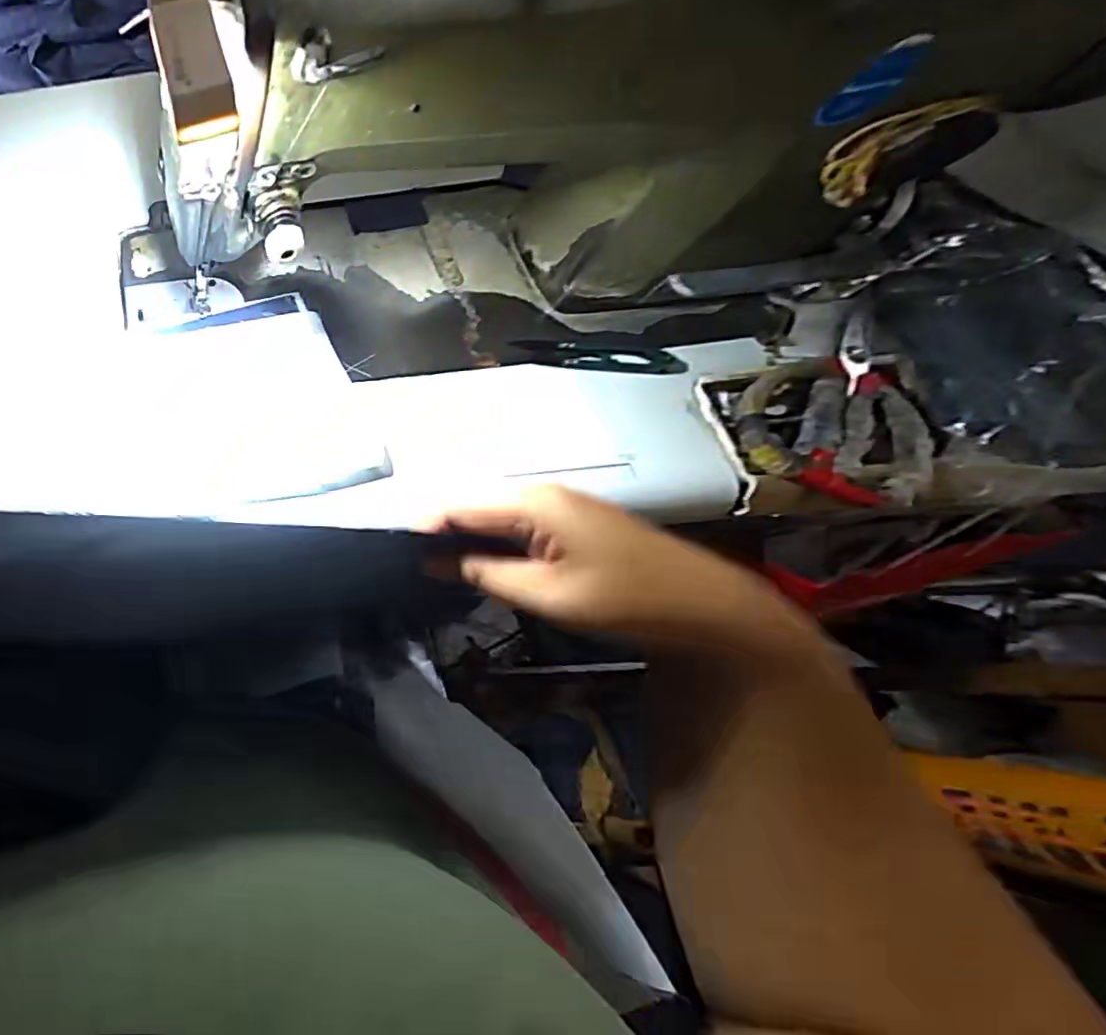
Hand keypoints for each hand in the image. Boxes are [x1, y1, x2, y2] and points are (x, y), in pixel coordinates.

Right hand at [433, 485, 817, 655]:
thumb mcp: (544, 594)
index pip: (458, 507)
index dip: (422, 529)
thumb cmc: (624, 601)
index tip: (394, 554)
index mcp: (533, 503)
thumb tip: (433, 561)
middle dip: (442, 536)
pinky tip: (484, 567)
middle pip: (475, 509)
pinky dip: (495, 544)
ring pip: (496, 519)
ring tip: (438, 570)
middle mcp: (544, 494)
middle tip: (412, 568)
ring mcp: (563, 506)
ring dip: (468, 542)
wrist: (710, 611)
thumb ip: (482, 573)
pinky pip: (519, 527)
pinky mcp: (575, 522)